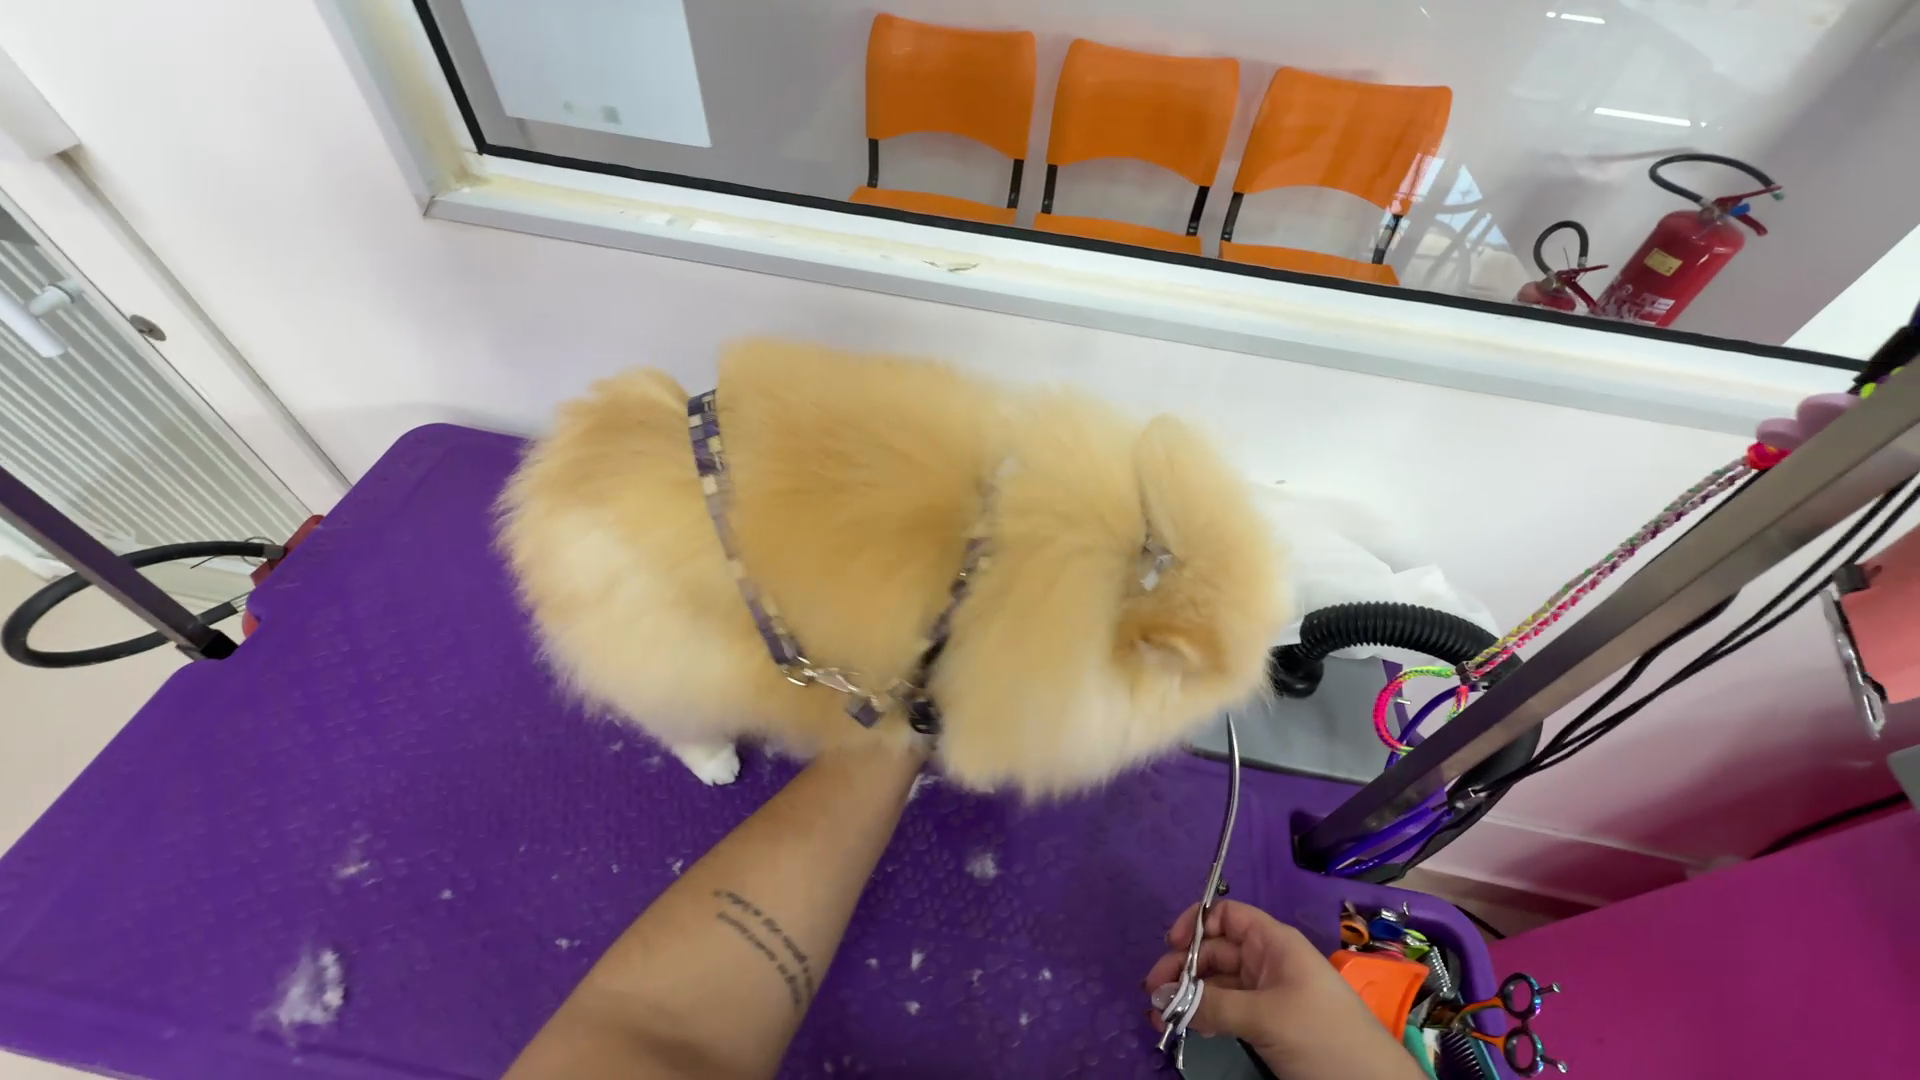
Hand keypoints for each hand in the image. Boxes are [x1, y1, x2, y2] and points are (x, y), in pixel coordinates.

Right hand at [1142, 900, 1425, 1079]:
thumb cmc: (1324, 1036)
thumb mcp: (1266, 1017)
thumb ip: (1211, 1005)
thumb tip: (1160, 998)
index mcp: (1273, 942)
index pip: (1227, 914)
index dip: (1197, 923)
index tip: (1171, 946)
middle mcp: (1267, 960)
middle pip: (1215, 950)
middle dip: (1182, 967)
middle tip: (1153, 992)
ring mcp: (1267, 994)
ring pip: (1216, 982)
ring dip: (1187, 994)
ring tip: (1159, 1015)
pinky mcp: (1266, 1025)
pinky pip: (1225, 1009)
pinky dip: (1202, 1015)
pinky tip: (1183, 1026)